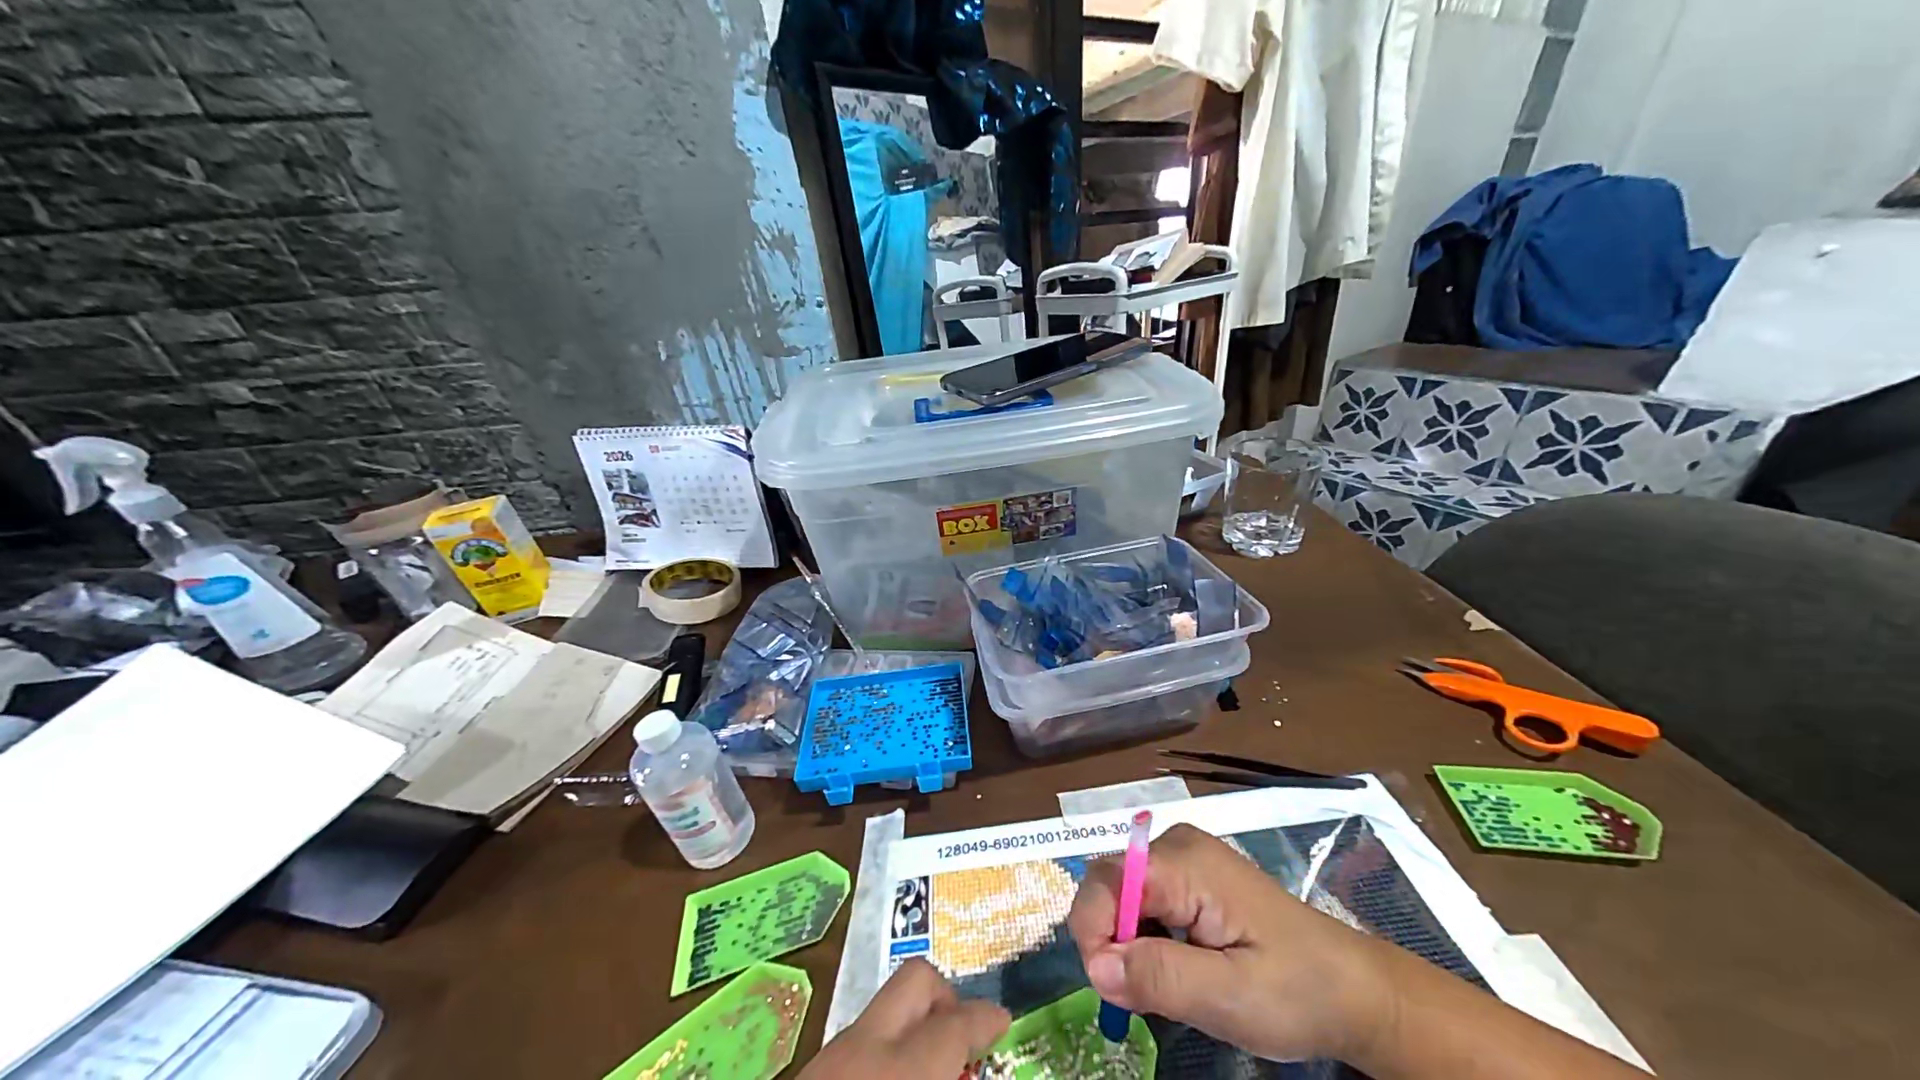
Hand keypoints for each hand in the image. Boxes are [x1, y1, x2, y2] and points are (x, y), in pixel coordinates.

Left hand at [800, 958, 1009, 1079]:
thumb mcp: (916, 1078)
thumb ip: (947, 1075)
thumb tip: (962, 1071)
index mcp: (905, 1069)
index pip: (957, 1023)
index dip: (987, 1020)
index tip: (1004, 1024)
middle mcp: (867, 1048)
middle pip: (917, 981)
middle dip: (948, 1000)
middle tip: (964, 1045)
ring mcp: (834, 1057)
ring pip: (886, 1010)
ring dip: (917, 1027)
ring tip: (931, 1075)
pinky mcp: (813, 1073)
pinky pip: (864, 1041)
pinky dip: (888, 1053)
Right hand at [1067, 823, 1395, 1063]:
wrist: (1357, 990)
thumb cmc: (1300, 991)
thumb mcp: (1231, 997)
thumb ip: (1160, 977)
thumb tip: (1095, 967)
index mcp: (1184, 863)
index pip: (1105, 881)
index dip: (1095, 933)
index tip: (1113, 990)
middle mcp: (1175, 846)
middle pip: (1109, 886)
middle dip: (1112, 942)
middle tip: (1143, 996)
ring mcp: (1183, 859)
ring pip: (1122, 897)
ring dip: (1129, 945)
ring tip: (1169, 986)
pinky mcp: (1190, 877)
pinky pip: (1143, 902)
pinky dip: (1145, 940)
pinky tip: (1177, 967)